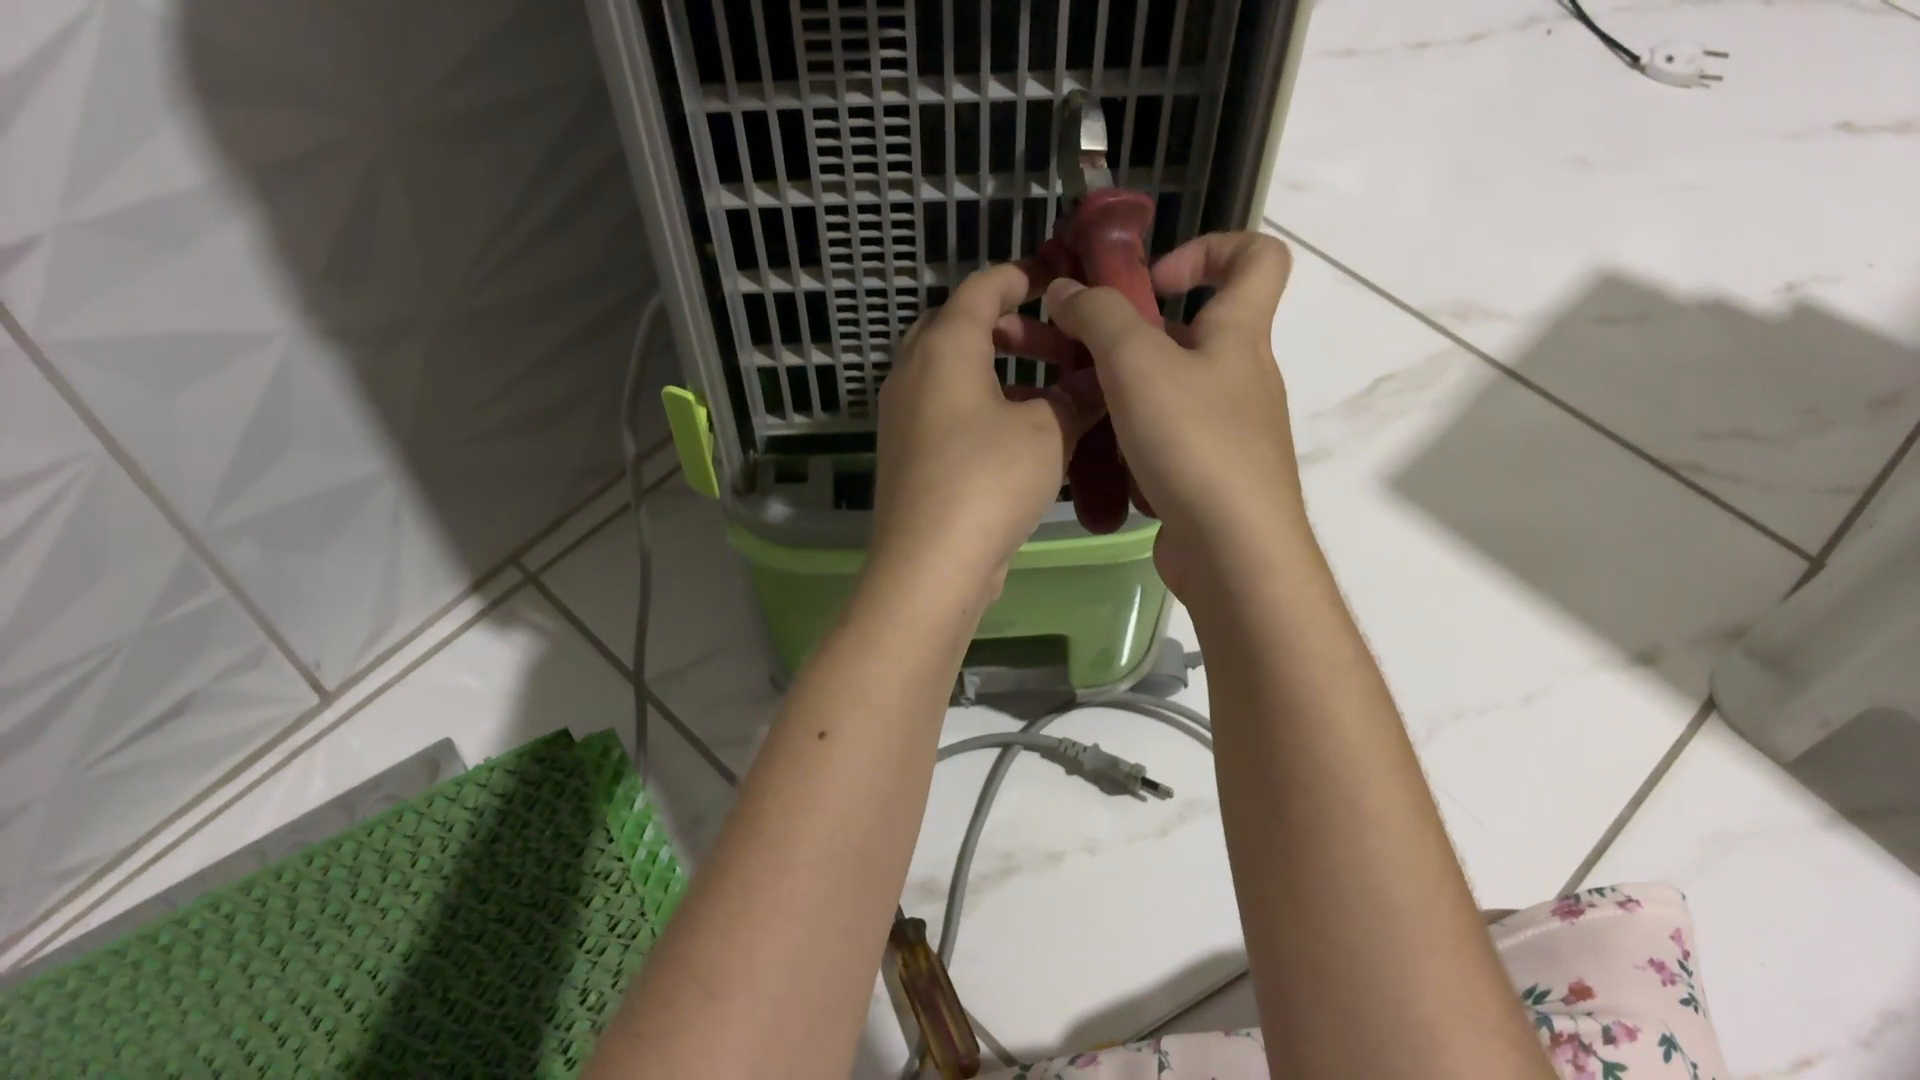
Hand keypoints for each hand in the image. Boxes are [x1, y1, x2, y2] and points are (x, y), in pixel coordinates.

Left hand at [870, 261, 1099, 596]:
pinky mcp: (907, 454)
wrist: (929, 565)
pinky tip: (1021, 432)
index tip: (1055, 276)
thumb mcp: (1048, 433)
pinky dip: (983, 405)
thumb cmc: (988, 480)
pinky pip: (947, 410)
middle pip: (958, 327)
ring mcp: (904, 416)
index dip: (1021, 276)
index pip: (981, 289)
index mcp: (944, 348)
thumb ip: (1077, 397)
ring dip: (998, 370)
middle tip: (1054, 336)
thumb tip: (1100, 381)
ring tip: (1047, 387)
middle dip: (1006, 324)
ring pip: (952, 372)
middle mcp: (913, 372)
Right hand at [1041, 231, 1298, 604]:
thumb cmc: (1194, 442)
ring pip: (1169, 387)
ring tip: (1072, 402)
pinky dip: (1130, 436)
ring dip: (1121, 387)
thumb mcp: (1137, 362)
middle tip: (1077, 347)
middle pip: (1192, 328)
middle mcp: (1240, 374)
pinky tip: (1095, 455)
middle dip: (1130, 330)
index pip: (1258, 257)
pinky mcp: (1208, 473)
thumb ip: (1098, 316)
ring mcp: (1227, 428)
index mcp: (1240, 333)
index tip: (1152, 280)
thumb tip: (1065, 290)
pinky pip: (1165, 436)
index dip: (1208, 249)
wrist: (1234, 553)